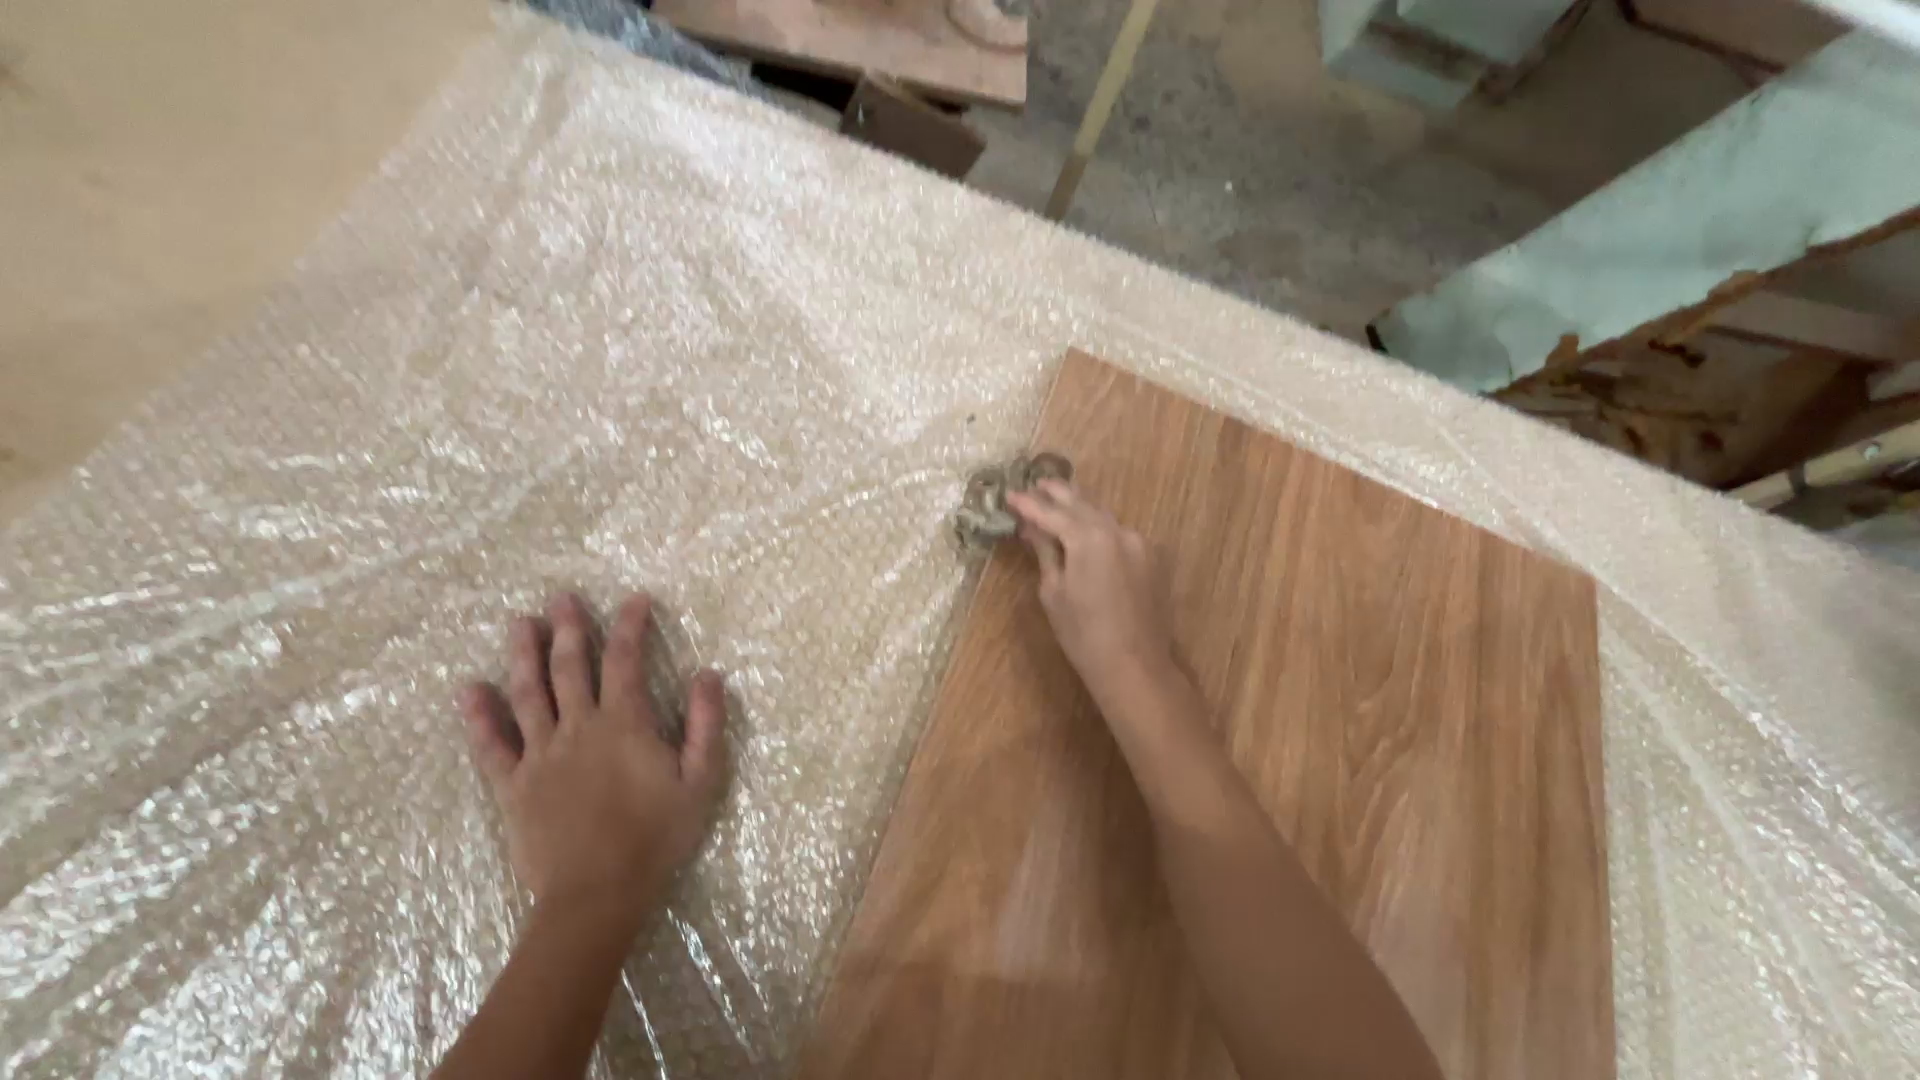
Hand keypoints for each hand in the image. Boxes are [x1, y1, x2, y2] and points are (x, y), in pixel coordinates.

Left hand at [458, 592, 726, 919]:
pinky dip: (478, 717)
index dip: (631, 626)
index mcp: (624, 723)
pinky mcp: (512, 786)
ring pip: (527, 693)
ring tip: (520, 622)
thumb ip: (705, 724)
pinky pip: (490, 746)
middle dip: (569, 628)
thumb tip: (707, 674)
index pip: (626, 661)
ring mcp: (539, 755)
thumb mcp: (700, 780)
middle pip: (570, 667)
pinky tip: (467, 690)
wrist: (597, 893)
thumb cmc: (656, 836)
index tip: (635, 599)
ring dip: (523, 655)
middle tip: (561, 597)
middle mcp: (578, 727)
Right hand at [1006, 480, 1182, 707]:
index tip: (1010, 494)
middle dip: (1058, 494)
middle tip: (1036, 484)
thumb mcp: (1054, 592)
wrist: (1134, 665)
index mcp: (1090, 538)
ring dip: (1080, 508)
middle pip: (1082, 504)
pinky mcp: (1151, 558)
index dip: (1028, 504)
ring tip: (1058, 501)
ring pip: (1103, 517)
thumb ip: (1046, 552)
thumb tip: (1032, 528)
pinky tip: (1086, 530)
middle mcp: (1118, 531)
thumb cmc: (1083, 635)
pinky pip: (1119, 534)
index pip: (1052, 513)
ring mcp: (1139, 543)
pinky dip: (1099, 528)